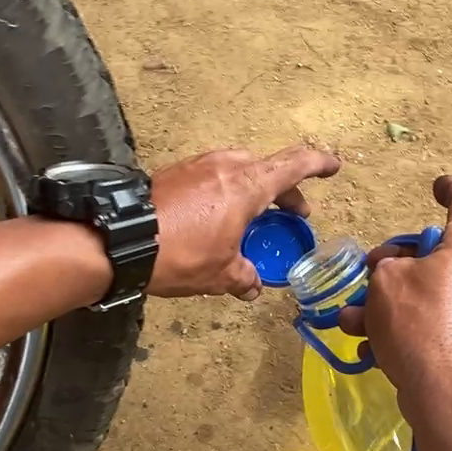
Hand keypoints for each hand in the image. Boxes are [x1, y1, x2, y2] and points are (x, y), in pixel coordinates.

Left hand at [149, 146, 340, 298]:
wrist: (118, 239)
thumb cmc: (178, 254)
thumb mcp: (219, 274)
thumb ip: (244, 277)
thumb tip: (253, 286)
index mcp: (248, 186)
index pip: (295, 164)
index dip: (319, 164)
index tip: (333, 166)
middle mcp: (227, 166)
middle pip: (268, 168)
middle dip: (286, 190)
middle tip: (293, 213)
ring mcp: (199, 165)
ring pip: (240, 169)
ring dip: (255, 190)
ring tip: (254, 217)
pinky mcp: (176, 172)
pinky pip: (214, 175)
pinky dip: (227, 191)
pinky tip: (219, 217)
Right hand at [338, 176, 451, 428]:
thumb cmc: (422, 326)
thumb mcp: (386, 282)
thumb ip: (387, 266)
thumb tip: (395, 274)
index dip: (451, 189)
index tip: (436, 187)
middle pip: (443, 256)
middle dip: (398, 265)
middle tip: (367, 276)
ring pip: (434, 297)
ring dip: (392, 305)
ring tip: (352, 323)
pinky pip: (441, 329)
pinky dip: (409, 333)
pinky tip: (372, 351)